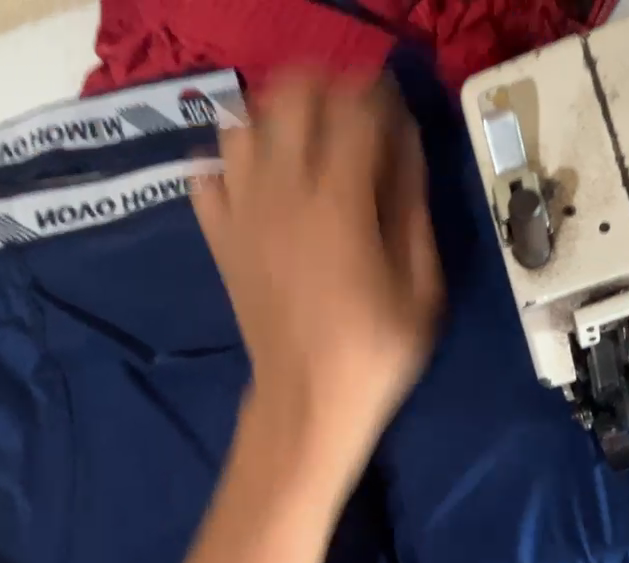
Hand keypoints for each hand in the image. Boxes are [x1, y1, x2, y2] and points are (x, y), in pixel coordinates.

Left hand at [193, 70, 443, 453]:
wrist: (307, 404)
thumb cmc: (376, 354)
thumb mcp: (422, 288)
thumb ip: (414, 206)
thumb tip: (406, 143)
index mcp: (340, 203)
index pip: (355, 109)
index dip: (380, 100)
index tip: (396, 119)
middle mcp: (282, 192)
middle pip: (293, 96)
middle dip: (328, 94)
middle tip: (353, 123)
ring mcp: (242, 213)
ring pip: (242, 123)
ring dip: (276, 119)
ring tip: (305, 147)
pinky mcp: (219, 238)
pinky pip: (206, 173)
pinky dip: (230, 163)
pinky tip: (259, 184)